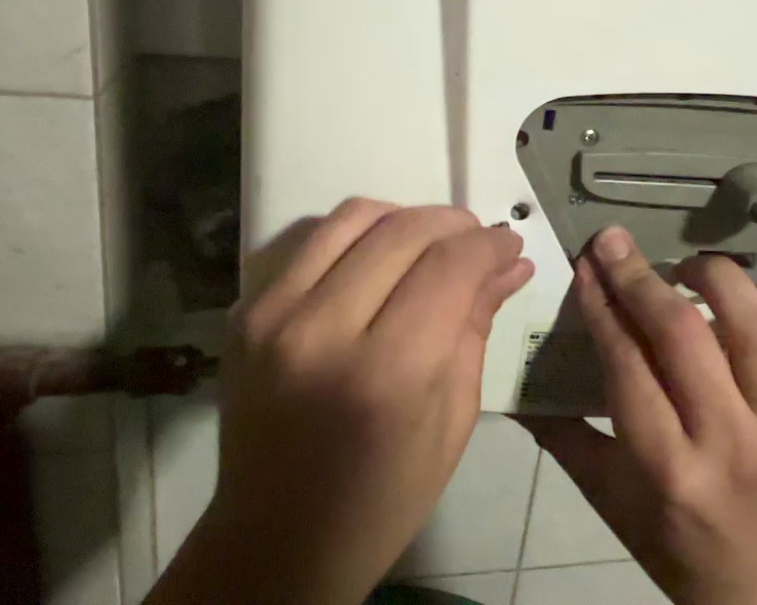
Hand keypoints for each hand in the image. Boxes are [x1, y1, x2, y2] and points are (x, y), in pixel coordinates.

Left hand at [151, 199, 533, 604]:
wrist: (275, 539)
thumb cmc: (382, 498)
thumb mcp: (450, 422)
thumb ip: (475, 327)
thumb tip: (511, 262)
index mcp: (385, 374)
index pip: (448, 267)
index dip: (489, 244)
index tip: (510, 243)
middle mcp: (321, 331)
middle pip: (401, 232)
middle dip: (454, 224)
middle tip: (478, 239)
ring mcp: (272, 315)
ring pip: (352, 217)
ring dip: (404, 216)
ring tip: (430, 240)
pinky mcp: (245, 311)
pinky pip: (311, 240)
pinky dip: (356, 235)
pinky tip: (377, 258)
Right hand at [521, 227, 756, 604]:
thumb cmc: (672, 542)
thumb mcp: (606, 498)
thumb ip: (562, 435)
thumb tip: (516, 382)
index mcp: (668, 468)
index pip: (627, 365)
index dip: (602, 306)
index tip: (586, 265)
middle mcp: (731, 441)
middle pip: (684, 335)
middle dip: (640, 280)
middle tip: (614, 244)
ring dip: (716, 281)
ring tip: (687, 270)